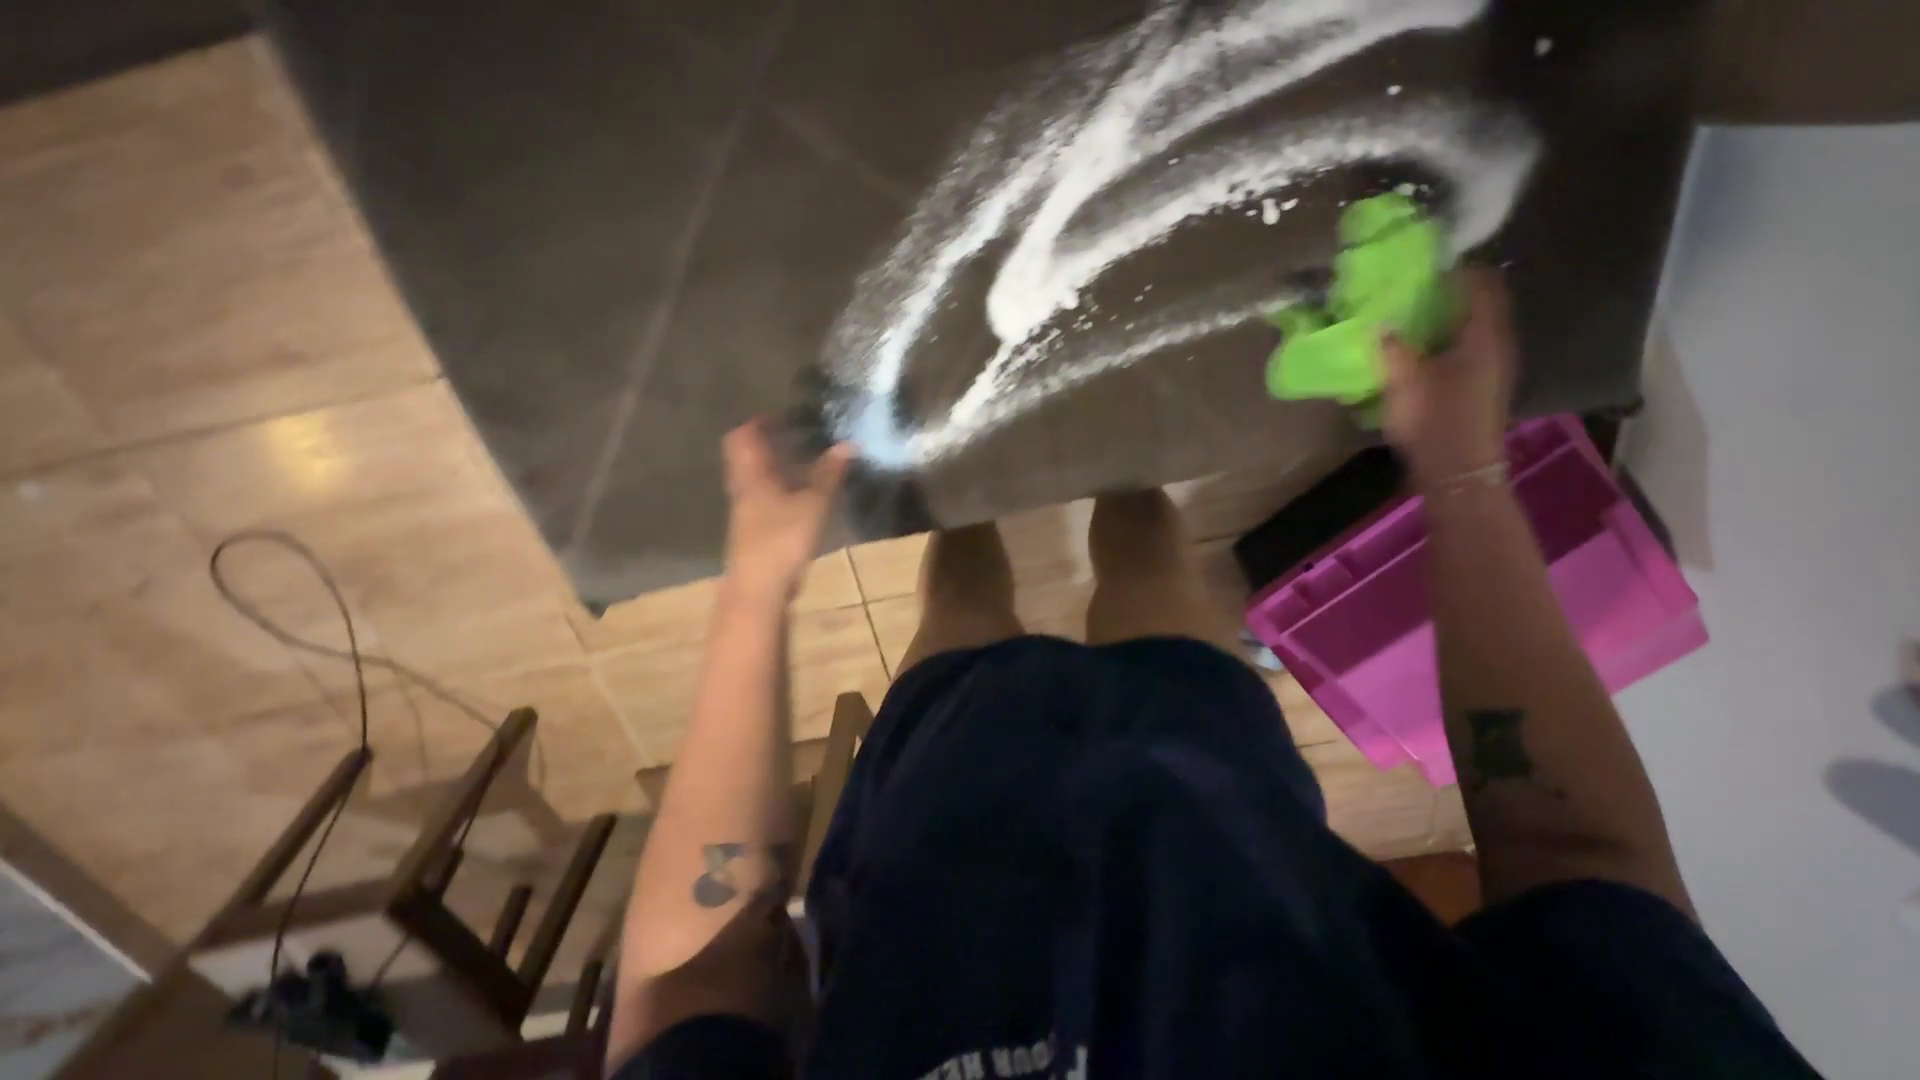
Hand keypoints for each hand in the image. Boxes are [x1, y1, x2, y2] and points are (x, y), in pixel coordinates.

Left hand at [720, 419, 852, 599]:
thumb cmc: (782, 539)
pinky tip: (801, 495)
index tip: (784, 414)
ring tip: (804, 462)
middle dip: (768, 443)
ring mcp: (745, 512)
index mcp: (751, 474)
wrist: (759, 589)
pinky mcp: (754, 531)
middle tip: (797, 436)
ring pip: (755, 479)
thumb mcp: (814, 504)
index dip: (760, 422)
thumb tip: (848, 444)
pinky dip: (779, 489)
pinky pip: (763, 499)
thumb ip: (829, 474)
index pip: (743, 435)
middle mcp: (742, 488)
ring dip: (774, 468)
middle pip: (746, 456)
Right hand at [1381, 267, 1516, 486]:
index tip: (1425, 267)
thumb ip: (1392, 347)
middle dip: (1449, 294)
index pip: (1483, 283)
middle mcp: (1497, 345)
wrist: (1458, 472)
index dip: (1458, 269)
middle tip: (1413, 290)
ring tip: (1411, 319)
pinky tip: (1419, 352)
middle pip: (1481, 304)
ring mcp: (1494, 368)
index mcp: (1484, 335)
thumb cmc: (1435, 421)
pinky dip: (1445, 342)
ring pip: (1473, 328)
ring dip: (1446, 320)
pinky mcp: (1482, 388)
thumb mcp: (1404, 380)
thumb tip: (1378, 323)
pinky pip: (1467, 350)